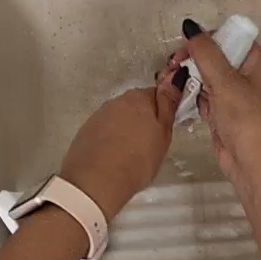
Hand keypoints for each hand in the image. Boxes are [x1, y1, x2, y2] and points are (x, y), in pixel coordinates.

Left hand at [59, 81, 182, 219]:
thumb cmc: (138, 160)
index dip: (163, 111)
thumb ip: (168, 105)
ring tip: (130, 154)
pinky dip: (111, 139)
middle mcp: (116, 101)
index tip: (164, 130)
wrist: (96, 182)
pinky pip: (104, 130)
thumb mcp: (163, 134)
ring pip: (119, 118)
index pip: (157, 94)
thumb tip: (175, 77)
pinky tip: (114, 157)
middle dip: (143, 120)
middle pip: (136, 105)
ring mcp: (98, 115)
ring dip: (126, 129)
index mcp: (138, 98)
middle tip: (149, 144)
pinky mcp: (85, 131)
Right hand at [177, 31, 260, 182]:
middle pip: (214, 56)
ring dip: (189, 78)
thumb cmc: (245, 118)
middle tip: (172, 65)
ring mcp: (233, 96)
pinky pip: (203, 97)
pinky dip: (192, 96)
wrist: (253, 163)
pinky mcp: (222, 113)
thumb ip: (205, 53)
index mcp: (255, 62)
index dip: (207, 38)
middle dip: (192, 59)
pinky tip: (179, 98)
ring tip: (170, 81)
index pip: (229, 37)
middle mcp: (245, 76)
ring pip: (206, 77)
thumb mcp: (225, 80)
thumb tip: (190, 26)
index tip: (185, 46)